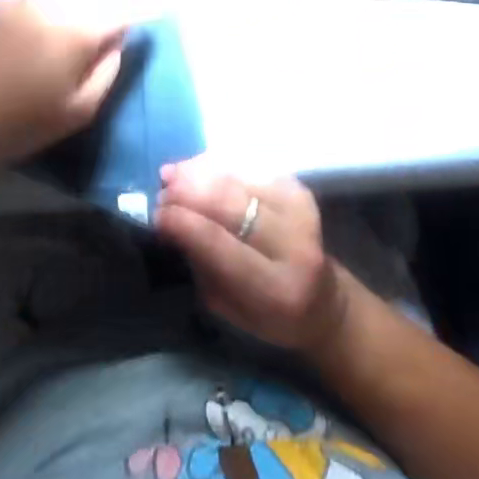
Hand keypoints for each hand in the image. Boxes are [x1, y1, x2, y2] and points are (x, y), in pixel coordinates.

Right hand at [155, 158, 349, 351]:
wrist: (322, 302)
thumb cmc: (266, 314)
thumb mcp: (225, 305)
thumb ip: (200, 263)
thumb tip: (167, 221)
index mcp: (275, 288)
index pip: (220, 244)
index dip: (183, 222)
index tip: (156, 213)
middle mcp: (294, 245)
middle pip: (230, 203)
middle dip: (188, 192)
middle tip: (162, 191)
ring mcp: (301, 212)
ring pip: (240, 178)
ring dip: (200, 171)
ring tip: (173, 175)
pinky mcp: (300, 191)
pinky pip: (252, 167)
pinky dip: (220, 163)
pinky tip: (198, 167)